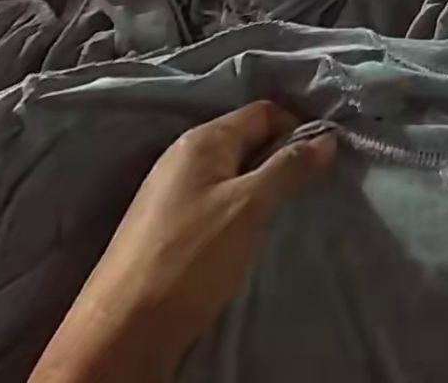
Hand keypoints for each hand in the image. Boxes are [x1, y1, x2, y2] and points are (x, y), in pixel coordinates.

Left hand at [30, 101, 336, 382]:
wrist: (118, 336)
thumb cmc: (189, 259)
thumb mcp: (249, 208)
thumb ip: (289, 167)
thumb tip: (328, 137)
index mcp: (203, 139)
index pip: (264, 111)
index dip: (297, 128)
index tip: (322, 160)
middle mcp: (185, 154)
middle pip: (249, 137)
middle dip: (281, 156)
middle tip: (307, 186)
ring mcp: (172, 188)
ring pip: (234, 169)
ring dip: (262, 183)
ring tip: (281, 210)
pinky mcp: (167, 221)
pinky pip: (217, 194)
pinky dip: (240, 204)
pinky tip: (247, 231)